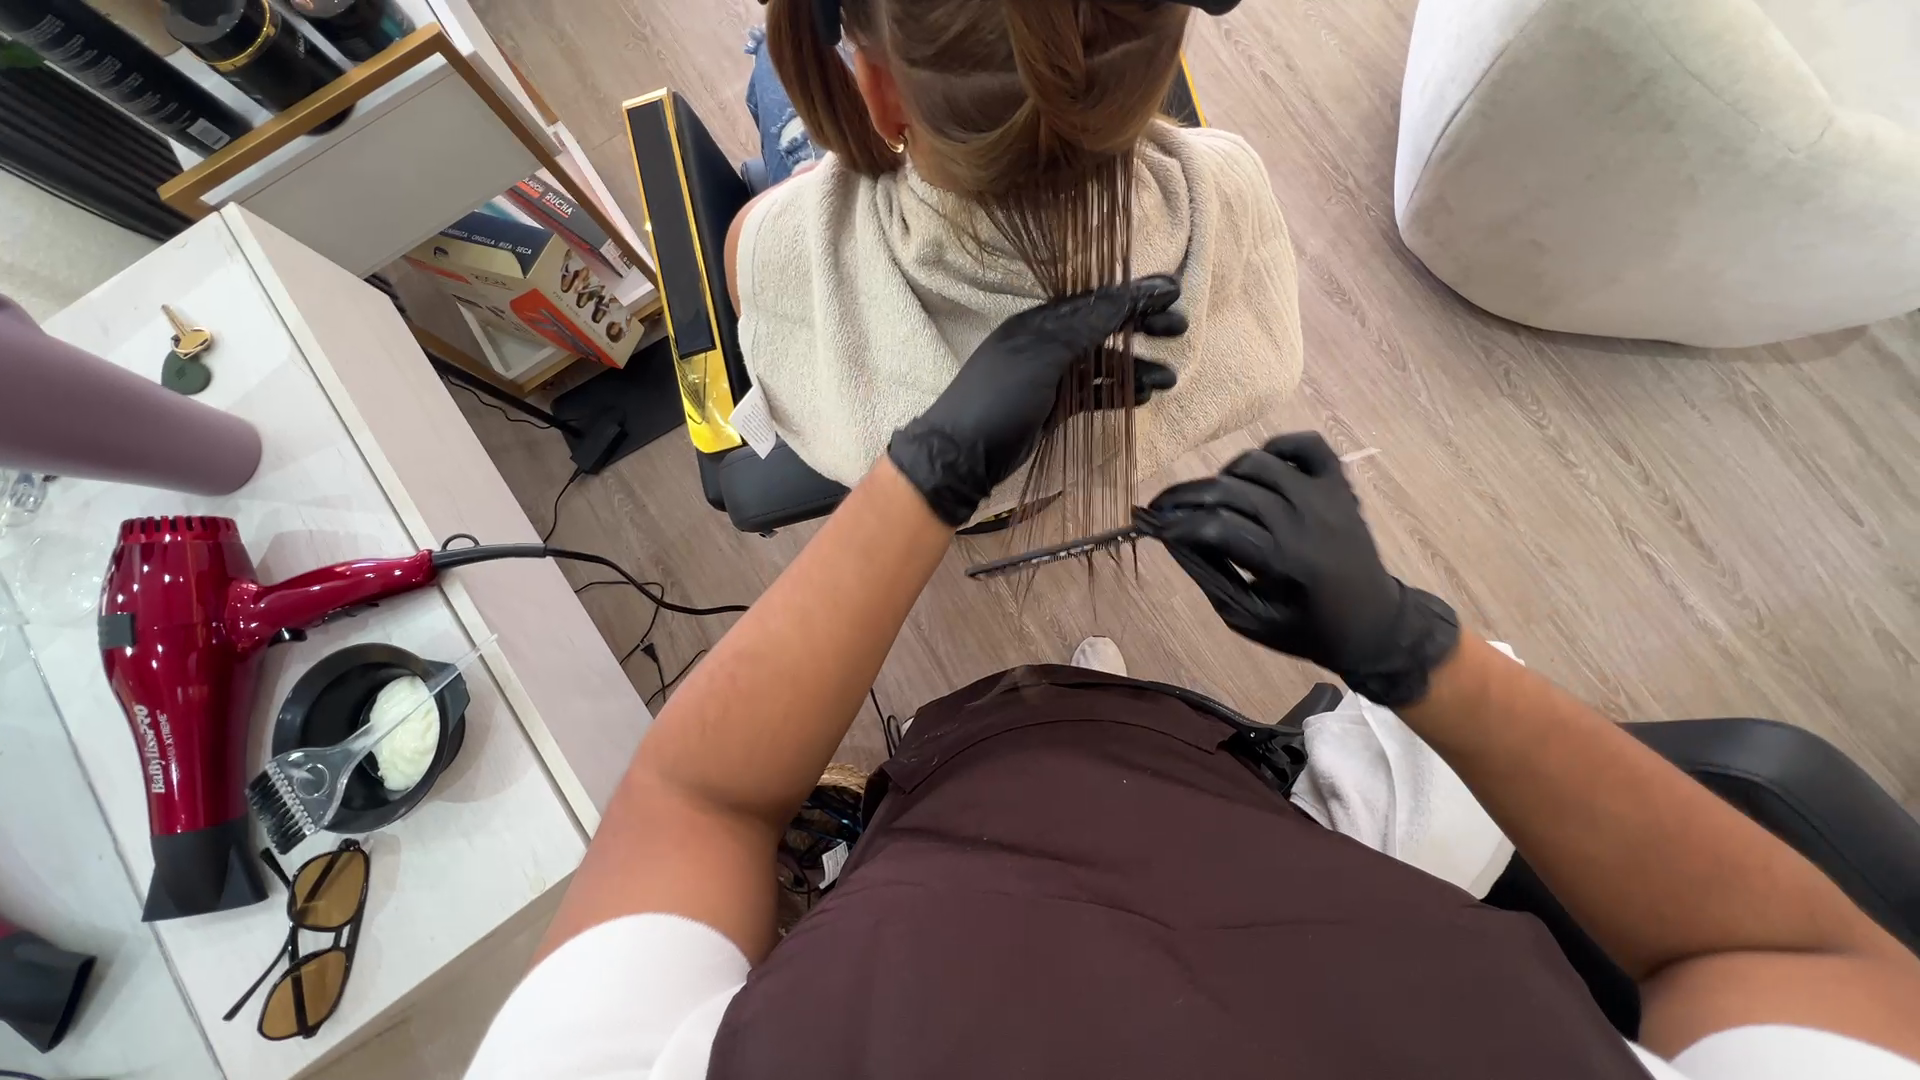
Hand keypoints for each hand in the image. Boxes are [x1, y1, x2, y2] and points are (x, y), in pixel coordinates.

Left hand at [888, 276, 1185, 526]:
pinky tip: (1143, 397)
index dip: (1133, 296)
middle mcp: (1047, 344)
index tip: (1173, 292)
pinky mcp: (1053, 407)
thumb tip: (1121, 296)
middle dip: (1140, 328)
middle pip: (1103, 329)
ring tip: (1169, 379)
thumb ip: (1082, 328)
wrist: (963, 454)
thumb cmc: (998, 398)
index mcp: (1040, 323)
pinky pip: (1092, 394)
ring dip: (1135, 368)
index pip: (1095, 302)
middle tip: (1179, 329)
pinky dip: (1116, 394)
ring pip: (1101, 366)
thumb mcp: (1041, 357)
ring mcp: (1050, 377)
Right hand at [1139, 433, 1459, 706]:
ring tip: (1213, 498)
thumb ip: (1208, 575)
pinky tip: (1260, 471)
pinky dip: (1276, 448)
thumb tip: (1171, 538)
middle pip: (1228, 490)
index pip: (1214, 526)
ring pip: (1257, 463)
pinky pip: (1304, 445)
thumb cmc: (1304, 629)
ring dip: (1224, 477)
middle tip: (1161, 508)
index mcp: (1283, 560)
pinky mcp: (1339, 484)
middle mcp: (1304, 519)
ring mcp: (1324, 496)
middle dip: (1184, 498)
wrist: (1375, 625)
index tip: (1149, 526)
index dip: (1175, 524)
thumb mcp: (1246, 617)